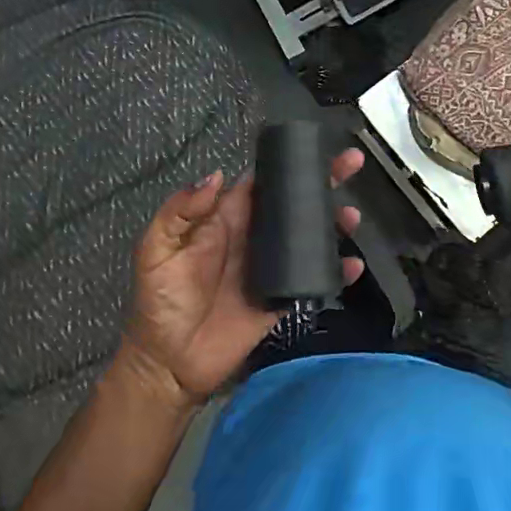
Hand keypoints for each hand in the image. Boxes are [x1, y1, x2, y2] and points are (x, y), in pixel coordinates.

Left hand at [116, 150, 365, 408]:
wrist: (171, 363)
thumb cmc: (160, 302)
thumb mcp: (157, 251)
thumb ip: (180, 213)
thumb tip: (216, 174)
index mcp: (228, 220)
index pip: (262, 184)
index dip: (287, 164)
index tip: (314, 148)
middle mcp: (257, 238)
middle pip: (296, 204)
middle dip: (324, 182)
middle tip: (350, 164)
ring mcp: (274, 268)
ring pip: (312, 237)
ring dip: (335, 224)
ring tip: (351, 216)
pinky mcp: (286, 297)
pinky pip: (317, 280)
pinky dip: (338, 272)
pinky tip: (352, 265)